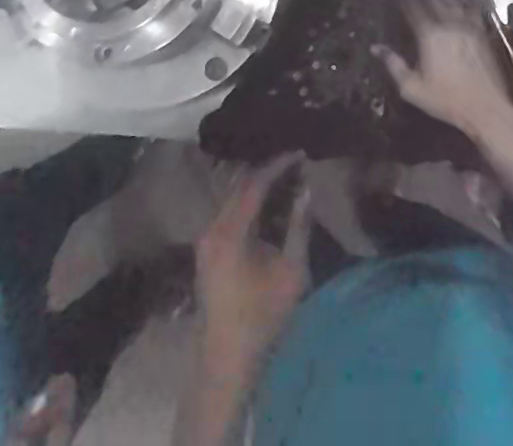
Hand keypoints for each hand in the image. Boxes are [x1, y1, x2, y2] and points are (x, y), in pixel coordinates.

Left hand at [195, 154, 311, 372]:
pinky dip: (248, 200)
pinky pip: (228, 210)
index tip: (300, 152)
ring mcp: (205, 238)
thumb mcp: (291, 272)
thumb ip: (299, 226)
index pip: (254, 184)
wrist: (226, 359)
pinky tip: (268, 200)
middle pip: (239, 185)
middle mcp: (211, 228)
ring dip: (257, 184)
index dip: (278, 164)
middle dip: (267, 169)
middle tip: (295, 159)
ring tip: (286, 174)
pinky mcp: (207, 248)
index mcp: (229, 232)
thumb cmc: (263, 317)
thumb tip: (307, 189)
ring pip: (232, 197)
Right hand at [374, 0, 512, 138]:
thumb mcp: (412, 88)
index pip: (413, 6)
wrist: (485, 108)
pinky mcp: (481, 33)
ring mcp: (468, 27)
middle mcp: (449, 25)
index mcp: (430, 36)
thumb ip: (393, 65)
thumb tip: (375, 48)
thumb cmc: (446, 100)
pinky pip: (470, 9)